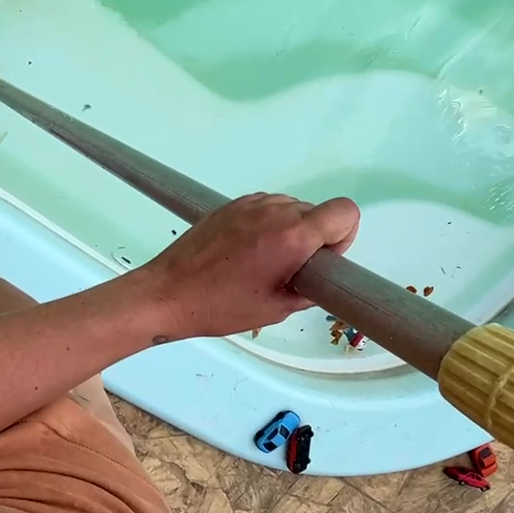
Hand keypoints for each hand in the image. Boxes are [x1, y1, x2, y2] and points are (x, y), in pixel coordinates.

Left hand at [131, 193, 358, 340]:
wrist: (168, 292)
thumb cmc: (219, 305)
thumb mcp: (276, 308)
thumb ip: (309, 289)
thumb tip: (322, 279)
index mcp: (292, 235)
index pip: (345, 212)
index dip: (342, 237)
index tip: (320, 261)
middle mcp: (274, 211)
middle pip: (316, 212)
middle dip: (312, 238)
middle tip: (286, 270)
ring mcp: (248, 204)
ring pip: (289, 208)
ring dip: (287, 230)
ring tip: (261, 262)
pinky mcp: (229, 205)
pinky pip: (263, 208)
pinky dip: (264, 224)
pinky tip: (244, 251)